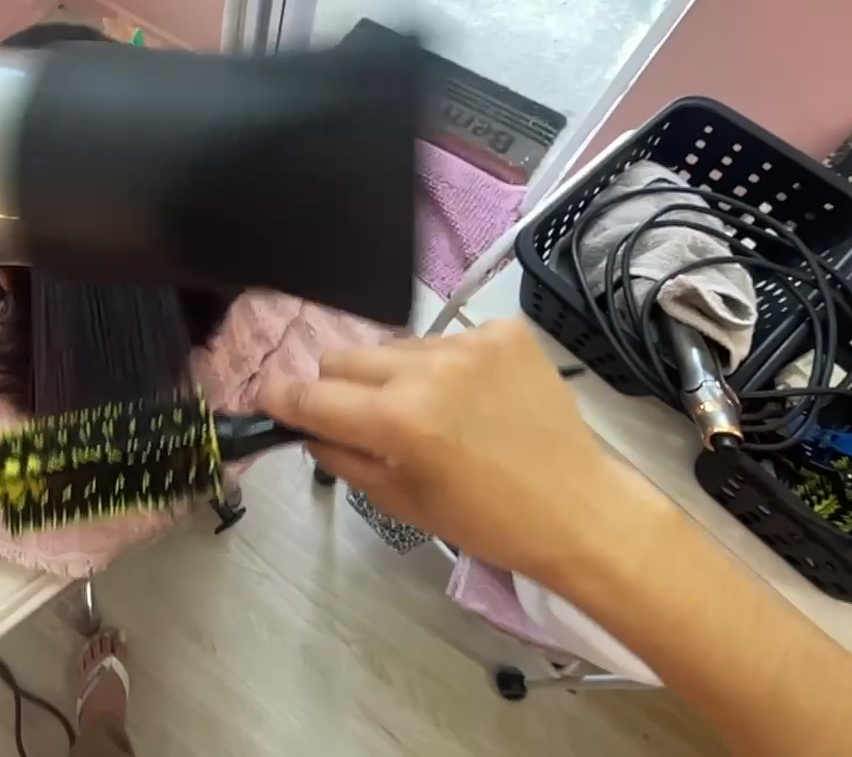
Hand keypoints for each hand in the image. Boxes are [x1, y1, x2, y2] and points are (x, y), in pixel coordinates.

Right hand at [261, 321, 664, 582]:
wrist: (583, 511)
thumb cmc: (486, 520)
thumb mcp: (399, 501)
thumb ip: (340, 457)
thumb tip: (307, 427)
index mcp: (398, 419)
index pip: (312, 395)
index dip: (281, 398)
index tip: (268, 398)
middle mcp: (426, 369)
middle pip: (341, 357)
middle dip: (339, 388)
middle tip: (366, 418)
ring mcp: (468, 342)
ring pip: (391, 346)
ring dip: (392, 374)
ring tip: (431, 408)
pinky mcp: (502, 331)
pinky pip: (444, 338)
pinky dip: (444, 365)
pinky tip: (472, 395)